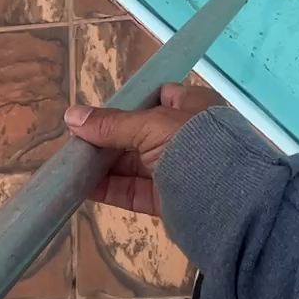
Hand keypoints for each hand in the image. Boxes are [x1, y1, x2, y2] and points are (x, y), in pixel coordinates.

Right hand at [64, 83, 225, 214]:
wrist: (227, 202)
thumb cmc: (192, 145)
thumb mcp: (151, 125)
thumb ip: (112, 124)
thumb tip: (71, 116)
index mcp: (192, 106)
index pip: (159, 97)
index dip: (130, 103)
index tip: (99, 112)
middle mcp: (187, 135)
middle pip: (140, 133)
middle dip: (109, 138)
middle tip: (76, 140)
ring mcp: (178, 168)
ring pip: (134, 163)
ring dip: (104, 165)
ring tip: (71, 164)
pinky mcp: (169, 199)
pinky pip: (134, 190)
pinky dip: (111, 188)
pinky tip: (84, 187)